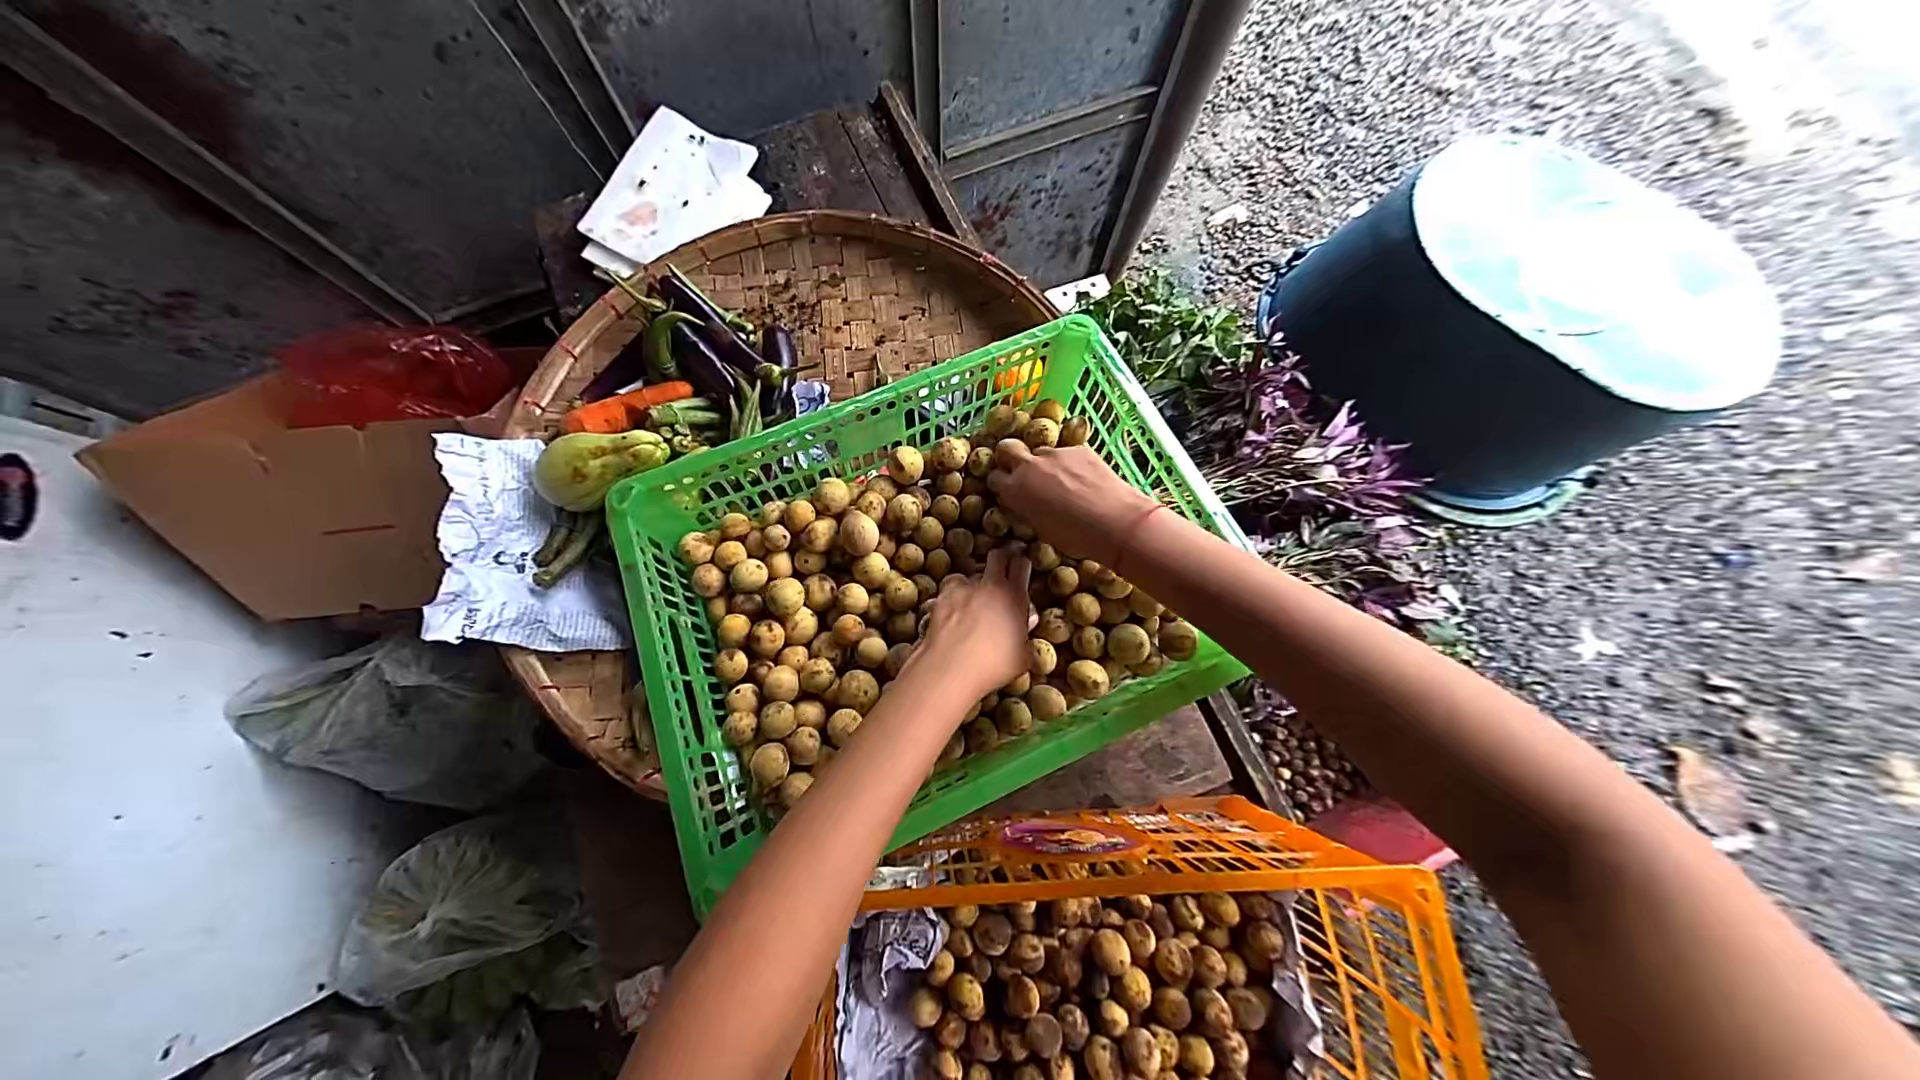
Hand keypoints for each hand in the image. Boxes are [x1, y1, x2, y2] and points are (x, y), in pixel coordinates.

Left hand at [908, 547, 1032, 700]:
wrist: (951, 668)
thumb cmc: (994, 667)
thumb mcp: (1021, 658)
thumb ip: (1026, 638)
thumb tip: (1026, 625)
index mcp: (1015, 597)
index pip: (1022, 566)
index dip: (1022, 564)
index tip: (1021, 568)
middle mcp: (990, 586)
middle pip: (997, 557)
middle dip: (1000, 560)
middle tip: (1001, 571)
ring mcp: (964, 589)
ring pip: (969, 574)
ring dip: (972, 584)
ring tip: (971, 600)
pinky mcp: (941, 597)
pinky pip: (949, 590)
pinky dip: (951, 597)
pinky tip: (951, 611)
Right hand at [992, 441, 1158, 566]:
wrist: (1115, 522)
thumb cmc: (1076, 537)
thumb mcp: (1041, 530)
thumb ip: (1027, 511)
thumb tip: (1026, 506)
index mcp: (1014, 490)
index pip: (994, 477)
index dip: (1001, 483)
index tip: (1009, 490)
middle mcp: (1029, 466)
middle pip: (1007, 448)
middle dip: (1010, 456)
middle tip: (1022, 470)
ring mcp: (1055, 454)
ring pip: (1041, 451)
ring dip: (1045, 462)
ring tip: (1062, 479)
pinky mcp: (1078, 448)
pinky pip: (1067, 453)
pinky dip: (1071, 463)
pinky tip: (1085, 478)